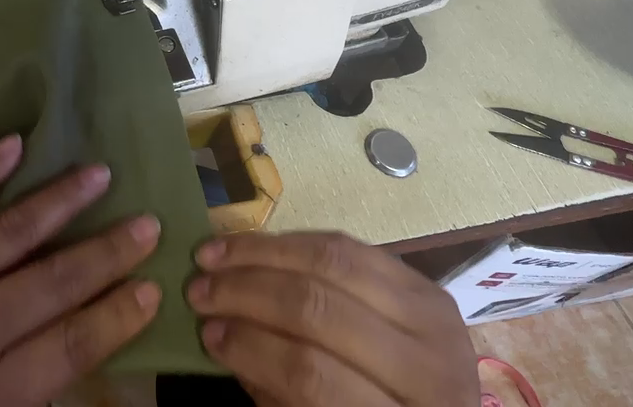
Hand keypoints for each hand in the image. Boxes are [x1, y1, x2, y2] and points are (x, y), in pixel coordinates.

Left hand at [0, 134, 163, 406]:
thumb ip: (12, 398)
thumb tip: (59, 362)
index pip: (75, 345)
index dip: (118, 315)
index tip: (151, 287)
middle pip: (59, 282)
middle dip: (109, 254)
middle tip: (149, 224)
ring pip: (16, 231)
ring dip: (62, 201)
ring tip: (100, 175)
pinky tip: (14, 145)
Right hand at [187, 232, 476, 406]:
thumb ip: (275, 389)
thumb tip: (218, 331)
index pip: (313, 374)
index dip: (251, 348)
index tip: (205, 332)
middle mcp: (429, 370)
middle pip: (320, 309)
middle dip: (246, 292)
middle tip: (197, 289)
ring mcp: (434, 320)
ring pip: (332, 263)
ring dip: (260, 253)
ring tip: (213, 254)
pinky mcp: (425, 284)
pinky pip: (347, 246)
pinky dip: (292, 242)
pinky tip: (253, 246)